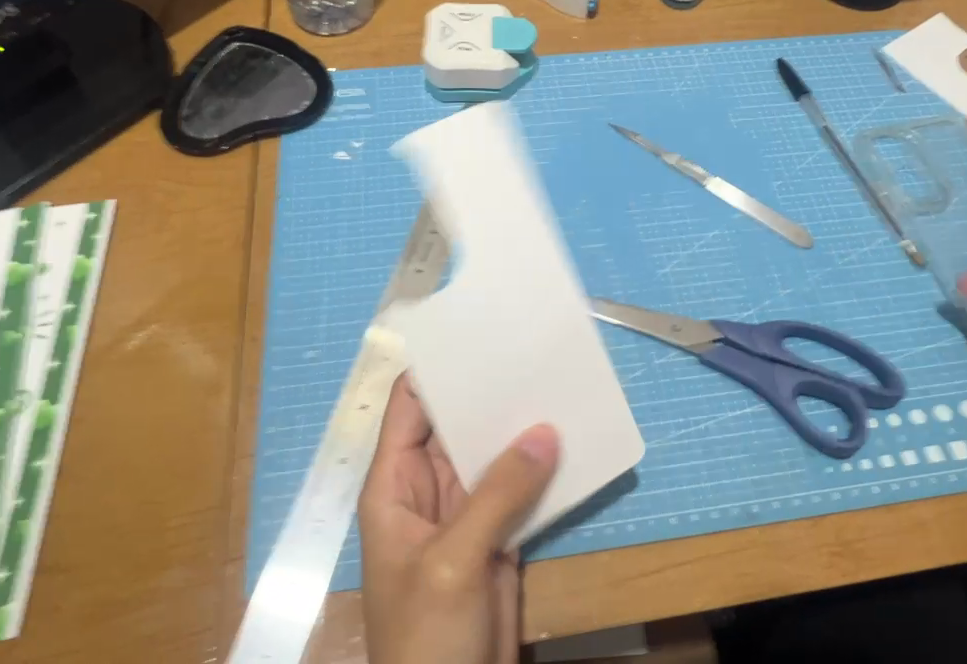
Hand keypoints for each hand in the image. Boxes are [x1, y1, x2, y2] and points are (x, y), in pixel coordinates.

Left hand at [359, 375, 559, 663]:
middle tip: (534, 352)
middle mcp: (428, 489)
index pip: (410, 408)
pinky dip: (542, 469)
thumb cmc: (424, 634)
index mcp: (394, 485)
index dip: (438, 370)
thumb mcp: (452, 561)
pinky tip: (571, 441)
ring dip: (521, 427)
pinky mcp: (499, 538)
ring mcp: (466, 514)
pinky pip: (520, 491)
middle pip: (457, 425)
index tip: (478, 334)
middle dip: (490, 392)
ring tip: (558, 382)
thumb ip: (497, 494)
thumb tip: (545, 431)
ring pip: (493, 456)